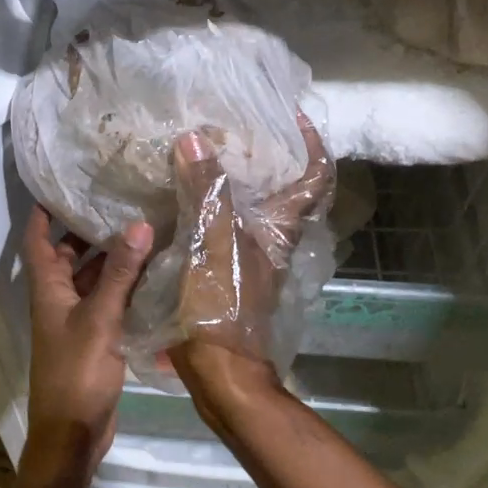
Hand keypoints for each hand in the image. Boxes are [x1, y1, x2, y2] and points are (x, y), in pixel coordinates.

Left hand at [20, 205, 152, 476]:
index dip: (43, 214)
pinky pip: (109, 303)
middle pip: (69, 256)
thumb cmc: (76, 373)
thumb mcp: (99, 319)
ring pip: (93, 280)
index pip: (37, 241)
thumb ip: (120, 273)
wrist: (72, 433)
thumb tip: (138, 224)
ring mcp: (78, 320)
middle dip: (89, 231)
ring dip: (114, 259)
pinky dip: (126, 288)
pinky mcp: (97, 339)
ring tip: (146, 229)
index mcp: (47, 290)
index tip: (61, 186)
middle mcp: (59, 300)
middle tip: (122, 202)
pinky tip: (154, 274)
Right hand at [167, 112, 330, 418]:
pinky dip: (204, 208)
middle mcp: (271, 240)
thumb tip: (194, 138)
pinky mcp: (226, 274)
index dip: (311, 144)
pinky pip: (220, 228)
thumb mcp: (213, 243)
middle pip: (281, 189)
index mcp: (280, 229)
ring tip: (197, 154)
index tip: (293, 115)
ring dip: (231, 181)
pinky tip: (174, 200)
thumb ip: (207, 192)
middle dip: (264, 156)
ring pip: (249, 209)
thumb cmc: (222, 306)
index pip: (313, 177)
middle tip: (231, 128)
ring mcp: (249, 259)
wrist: (218, 371)